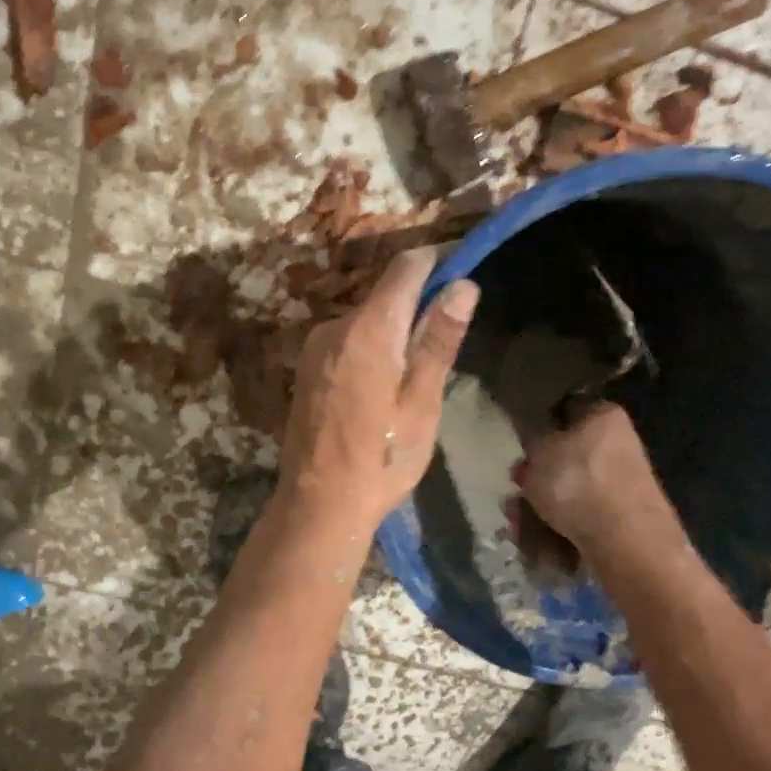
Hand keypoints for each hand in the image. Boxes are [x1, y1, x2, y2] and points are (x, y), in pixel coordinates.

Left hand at [277, 248, 477, 526]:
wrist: (319, 505)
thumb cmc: (381, 459)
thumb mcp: (422, 404)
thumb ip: (438, 341)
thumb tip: (463, 285)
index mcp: (369, 330)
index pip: (406, 268)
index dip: (437, 265)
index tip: (461, 284)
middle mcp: (335, 326)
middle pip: (385, 296)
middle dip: (418, 308)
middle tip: (445, 350)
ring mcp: (315, 348)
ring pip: (366, 321)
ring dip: (394, 334)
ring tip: (415, 380)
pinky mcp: (307, 370)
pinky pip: (348, 343)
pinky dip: (371, 351)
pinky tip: (381, 393)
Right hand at [514, 402, 679, 553]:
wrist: (623, 539)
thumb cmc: (577, 481)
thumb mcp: (538, 451)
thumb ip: (531, 441)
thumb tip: (534, 445)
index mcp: (603, 416)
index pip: (566, 410)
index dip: (538, 428)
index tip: (520, 450)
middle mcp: (616, 447)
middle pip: (563, 460)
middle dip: (533, 482)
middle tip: (514, 497)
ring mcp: (619, 486)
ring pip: (565, 494)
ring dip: (536, 510)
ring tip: (517, 527)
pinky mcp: (617, 520)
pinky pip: (576, 519)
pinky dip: (554, 530)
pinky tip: (535, 544)